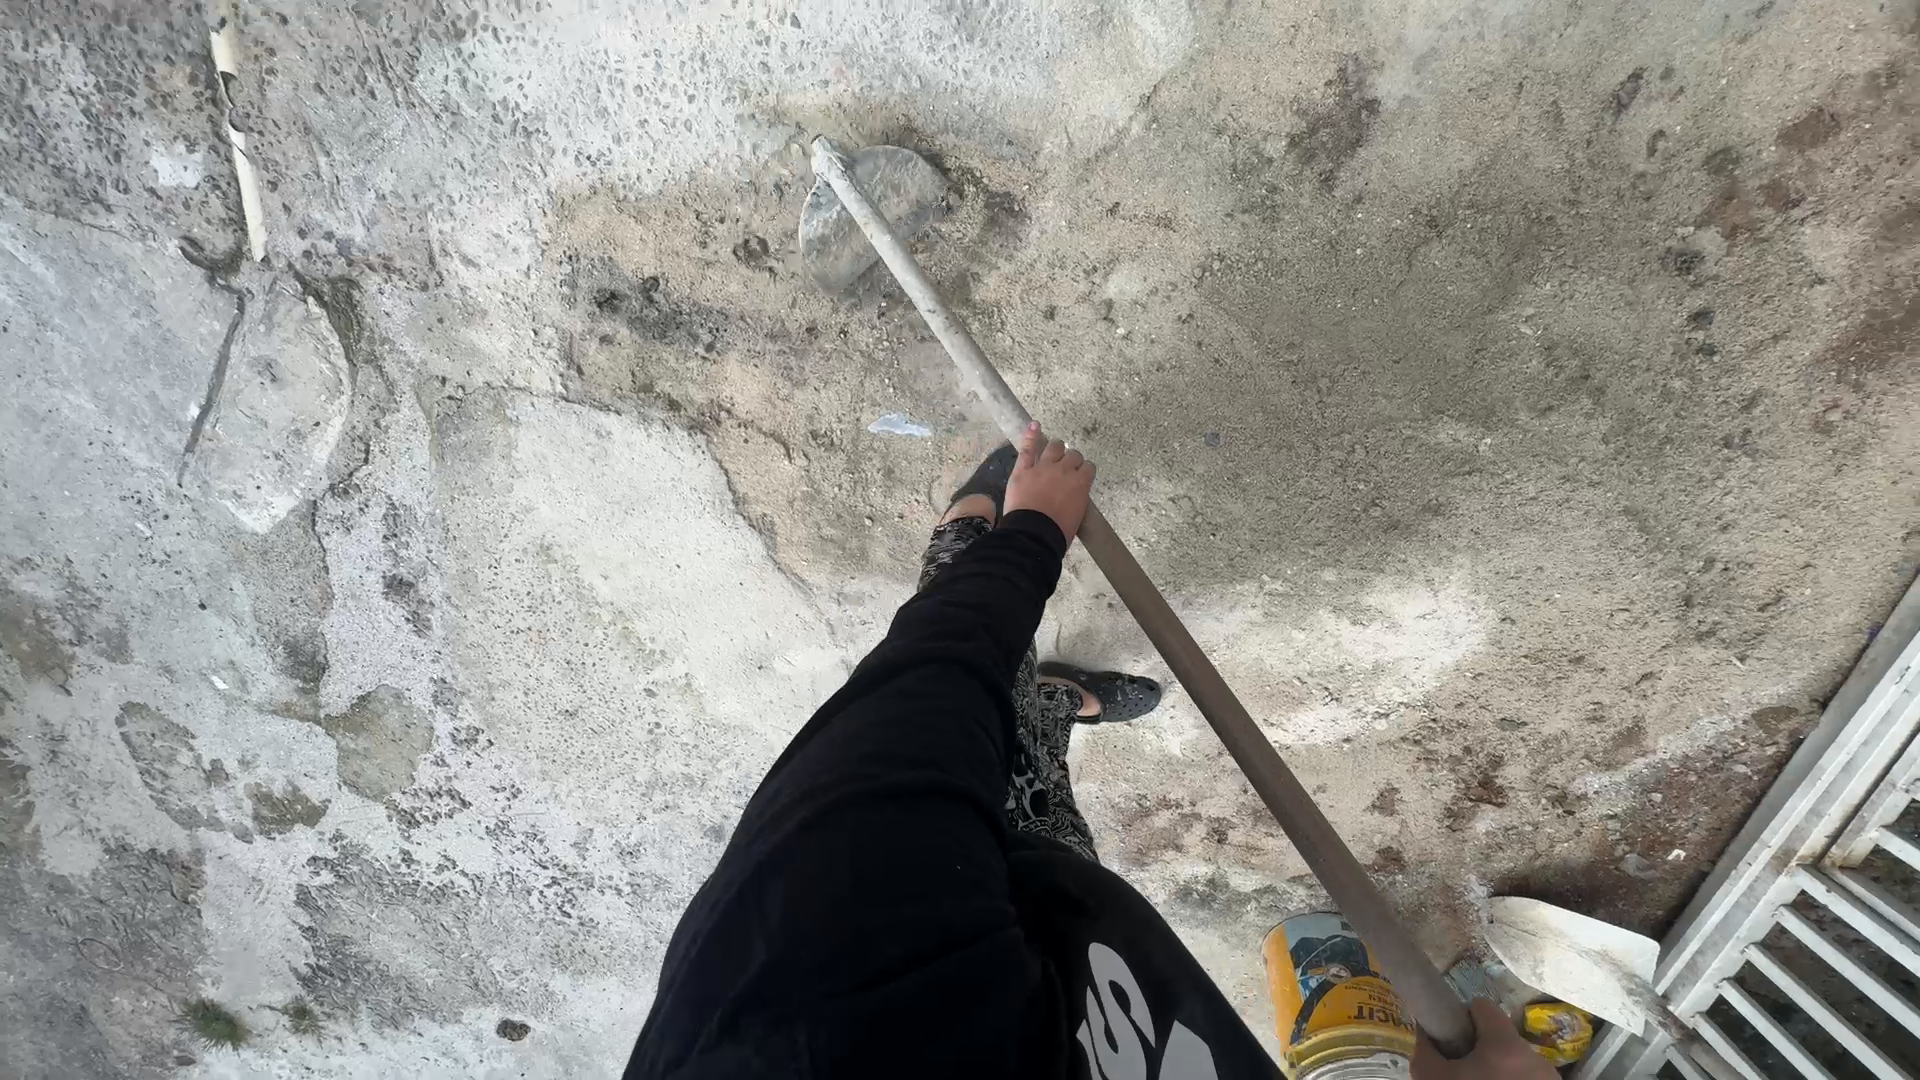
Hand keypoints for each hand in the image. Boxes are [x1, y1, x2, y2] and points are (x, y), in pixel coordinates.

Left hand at [1003, 422, 1093, 541]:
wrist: (1033, 534)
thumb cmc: (1057, 532)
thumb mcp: (1077, 516)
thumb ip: (1077, 499)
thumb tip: (1074, 496)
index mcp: (1081, 484)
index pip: (1088, 468)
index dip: (1084, 470)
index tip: (1081, 474)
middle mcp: (1064, 470)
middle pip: (1073, 455)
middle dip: (1071, 459)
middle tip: (1066, 466)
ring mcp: (1043, 467)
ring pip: (1054, 447)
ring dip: (1056, 448)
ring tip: (1055, 449)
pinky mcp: (1023, 470)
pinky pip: (1028, 448)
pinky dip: (1031, 435)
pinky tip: (1034, 425)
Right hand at [1412, 1000, 1555, 1079]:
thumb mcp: (1431, 1077)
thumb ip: (1425, 1046)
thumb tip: (1426, 1030)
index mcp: (1506, 1046)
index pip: (1483, 1007)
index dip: (1463, 1018)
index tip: (1453, 1039)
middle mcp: (1537, 1060)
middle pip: (1502, 1039)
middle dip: (1483, 1051)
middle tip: (1465, 1071)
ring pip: (1519, 1064)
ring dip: (1501, 1073)